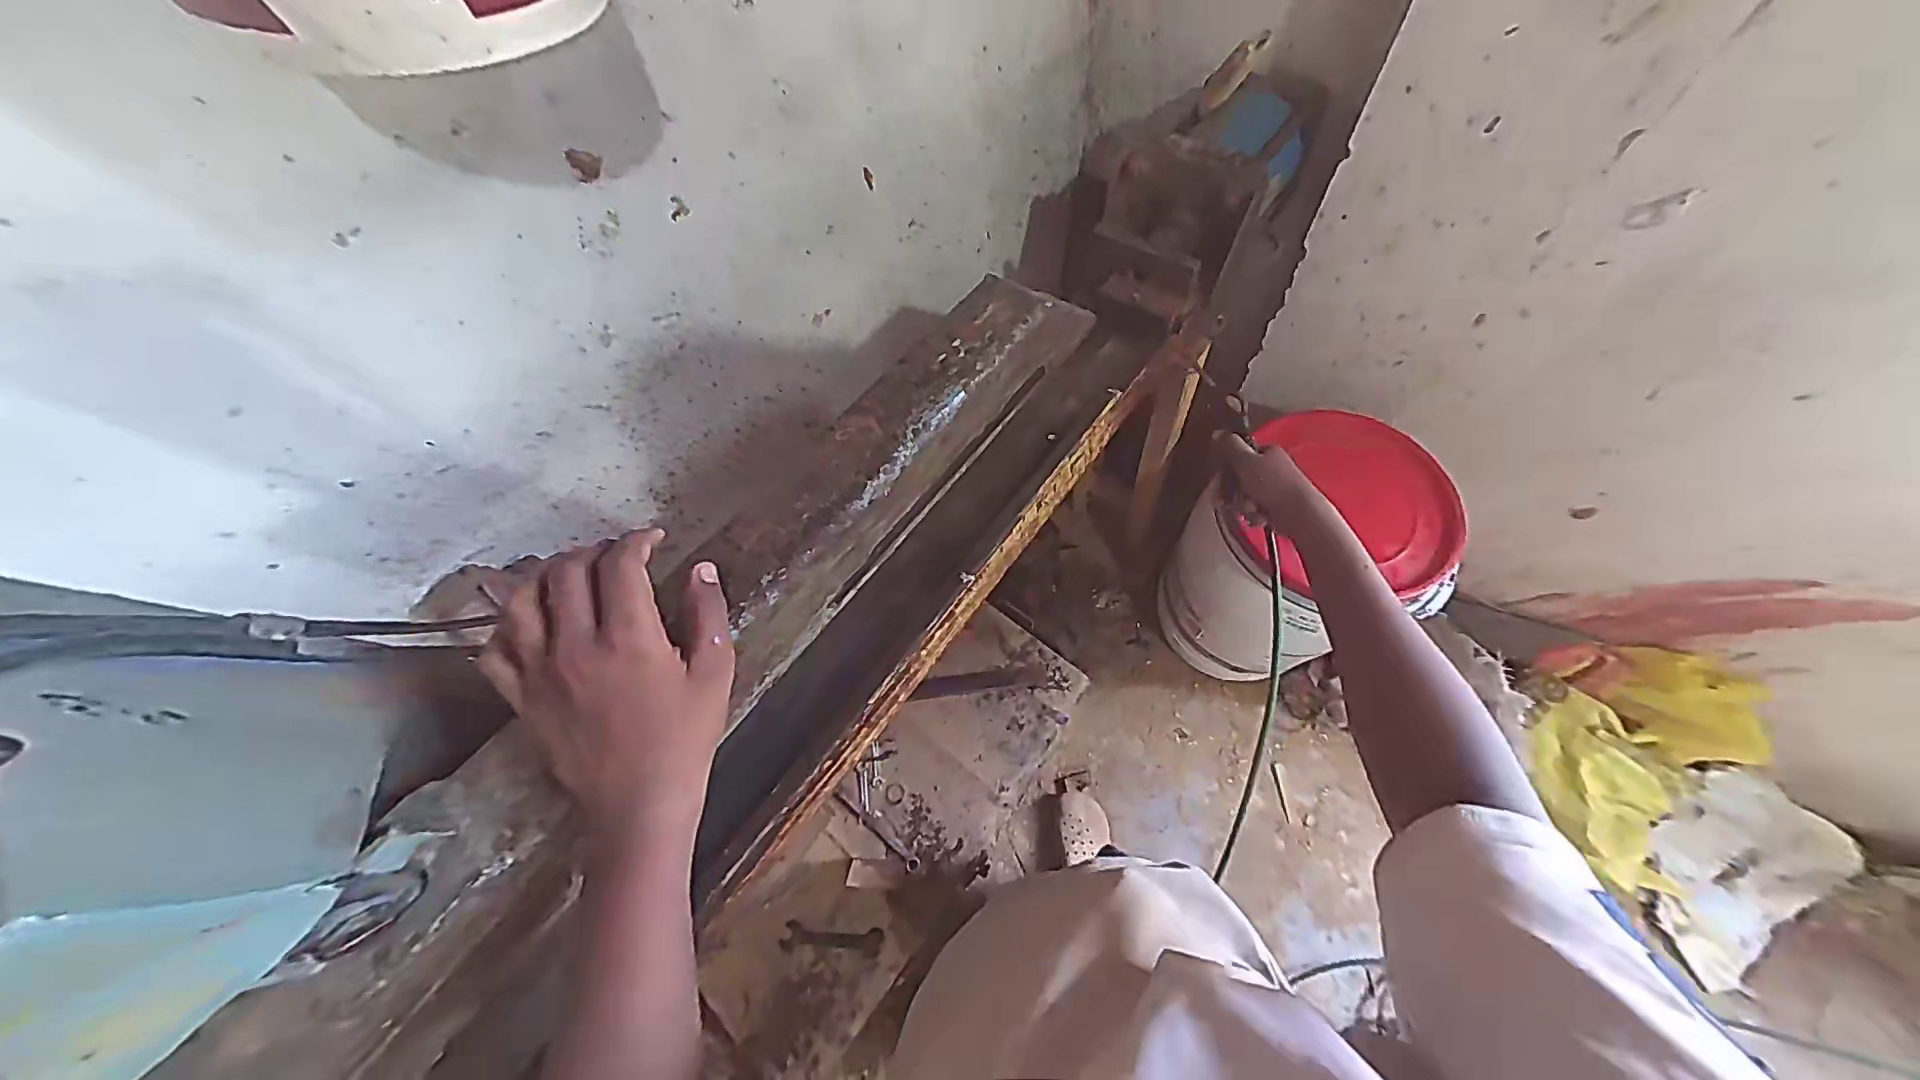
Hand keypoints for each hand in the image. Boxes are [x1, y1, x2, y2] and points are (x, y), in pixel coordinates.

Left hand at [476, 529, 734, 845]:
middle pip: (567, 572)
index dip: (636, 542)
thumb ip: (708, 615)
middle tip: (617, 555)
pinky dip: (508, 620)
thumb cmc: (685, 737)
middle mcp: (575, 645)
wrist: (638, 802)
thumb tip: (701, 569)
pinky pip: (494, 645)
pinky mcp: (519, 697)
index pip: (620, 565)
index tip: (653, 540)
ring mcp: (539, 671)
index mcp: (629, 638)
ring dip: (546, 573)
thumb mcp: (715, 674)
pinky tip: (531, 616)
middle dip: (594, 550)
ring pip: (521, 599)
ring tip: (570, 572)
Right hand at [1216, 432, 1326, 529]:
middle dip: (1234, 492)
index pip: (1240, 456)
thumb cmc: (1272, 484)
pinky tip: (1260, 517)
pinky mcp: (1277, 507)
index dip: (1228, 469)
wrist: (1300, 513)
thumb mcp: (1246, 462)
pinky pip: (1256, 510)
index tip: (1220, 481)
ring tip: (1252, 509)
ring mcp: (1275, 488)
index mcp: (1268, 452)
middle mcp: (1273, 468)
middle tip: (1232, 499)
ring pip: (1245, 496)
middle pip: (1241, 478)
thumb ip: (1231, 447)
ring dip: (1244, 505)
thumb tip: (1218, 432)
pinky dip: (1255, 515)